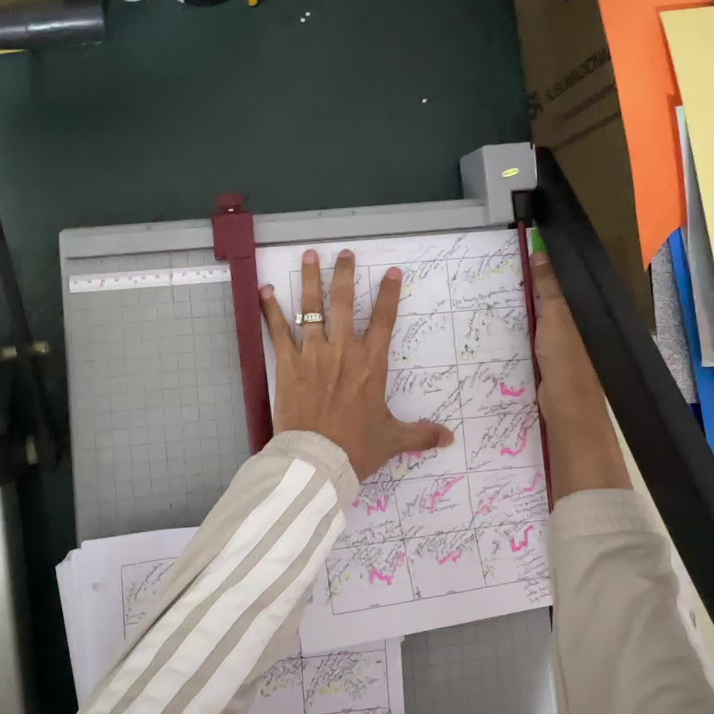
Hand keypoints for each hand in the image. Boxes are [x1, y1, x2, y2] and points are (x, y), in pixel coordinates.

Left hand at [261, 249, 452, 479]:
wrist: (318, 459)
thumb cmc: (357, 448)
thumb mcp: (392, 439)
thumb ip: (420, 434)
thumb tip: (449, 439)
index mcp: (371, 364)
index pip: (384, 321)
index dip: (389, 295)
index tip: (391, 273)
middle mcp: (343, 351)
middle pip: (344, 303)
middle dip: (345, 274)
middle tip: (345, 254)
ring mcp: (313, 354)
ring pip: (311, 308)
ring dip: (309, 280)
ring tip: (309, 256)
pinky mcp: (287, 365)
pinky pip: (278, 331)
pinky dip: (270, 310)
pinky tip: (264, 291)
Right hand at [531, 250, 630, 494]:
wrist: (568, 410)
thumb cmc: (568, 362)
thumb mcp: (556, 317)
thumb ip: (549, 287)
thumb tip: (541, 253)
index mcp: (590, 312)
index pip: (571, 278)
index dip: (551, 263)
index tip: (527, 248)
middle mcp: (584, 323)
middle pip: (559, 294)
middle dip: (537, 282)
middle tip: (510, 265)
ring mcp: (571, 341)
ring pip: (548, 313)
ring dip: (530, 303)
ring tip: (505, 287)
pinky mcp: (556, 357)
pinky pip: (540, 332)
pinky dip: (527, 324)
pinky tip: (511, 319)